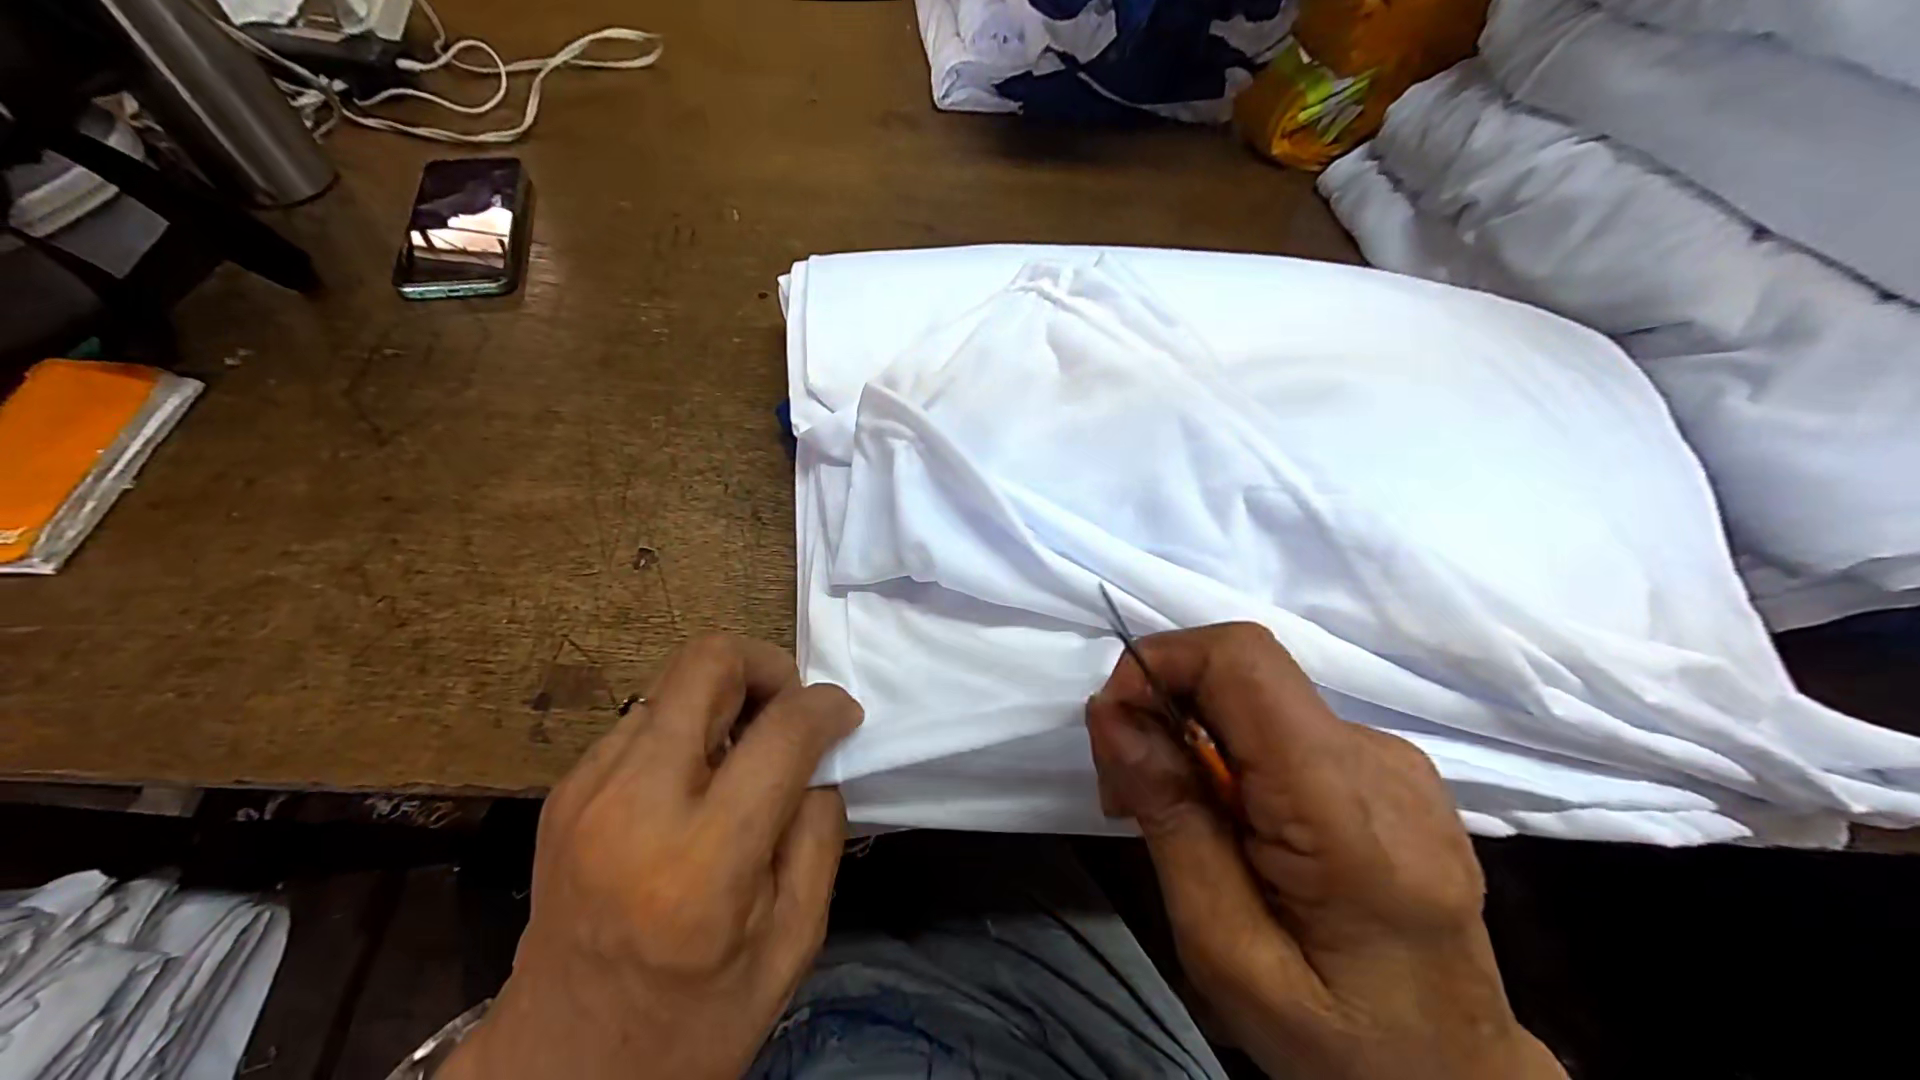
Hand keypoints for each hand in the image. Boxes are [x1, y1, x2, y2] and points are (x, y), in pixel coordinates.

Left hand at [442, 635, 861, 1079]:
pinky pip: (644, 719)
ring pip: (675, 682)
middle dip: (765, 666)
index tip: (843, 714)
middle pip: (707, 663)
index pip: (781, 732)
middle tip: (788, 711)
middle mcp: (633, 806)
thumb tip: (818, 755)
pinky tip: (696, 781)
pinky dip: (686, 728)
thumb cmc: (696, 1018)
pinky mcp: (564, 790)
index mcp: (703, 861)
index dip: (826, 705)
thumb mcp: (793, 939)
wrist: (562, 1067)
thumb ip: (818, 831)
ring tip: (743, 752)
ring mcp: (587, 791)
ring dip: (724, 698)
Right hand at [1086, 624, 1565, 1079]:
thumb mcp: (1225, 950)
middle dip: (1161, 709)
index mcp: (1346, 810)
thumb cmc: (1337, 1039)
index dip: (1162, 662)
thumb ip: (1173, 821)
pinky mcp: (1386, 765)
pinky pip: (1280, 723)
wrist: (1454, 1075)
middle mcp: (1379, 758)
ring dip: (1190, 736)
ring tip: (1179, 821)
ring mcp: (1392, 758)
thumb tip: (1112, 714)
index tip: (1115, 727)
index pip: (1244, 661)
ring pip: (1254, 698)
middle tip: (1129, 798)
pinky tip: (1228, 818)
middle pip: (1241, 674)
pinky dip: (1229, 751)